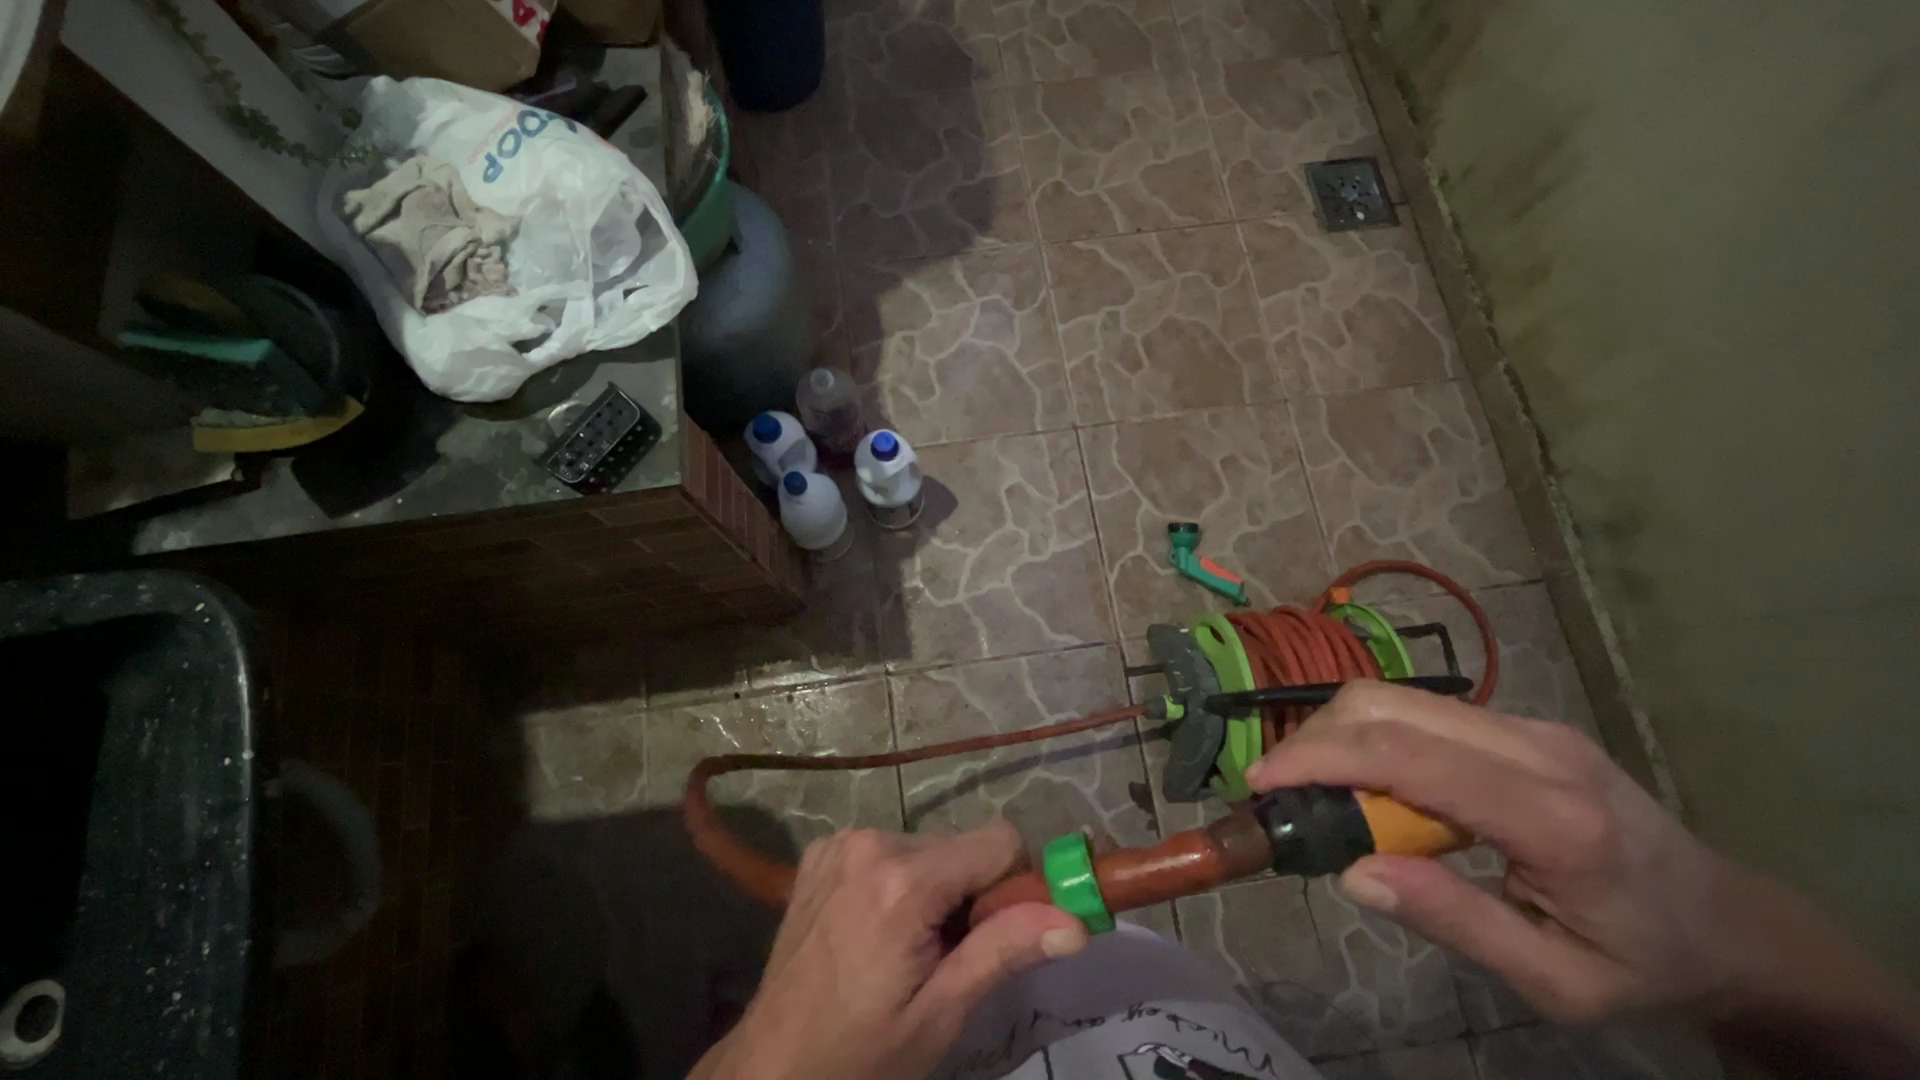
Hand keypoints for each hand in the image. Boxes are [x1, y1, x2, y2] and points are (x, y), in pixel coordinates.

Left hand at [693, 821, 1088, 1079]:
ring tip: (909, 948)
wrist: (771, 1068)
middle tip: (949, 955)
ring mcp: (840, 842)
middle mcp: (869, 842)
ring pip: (929, 847)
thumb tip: (1076, 920)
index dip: (1015, 884)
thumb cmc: (861, 1053)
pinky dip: (900, 881)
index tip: (1005, 931)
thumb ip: (1004, 952)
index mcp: (901, 880)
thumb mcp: (940, 1014)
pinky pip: (890, 850)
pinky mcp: (823, 851)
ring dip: (937, 888)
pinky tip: (878, 930)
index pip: (999, 840)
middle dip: (971, 893)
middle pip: (962, 846)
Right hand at [1244, 681, 1919, 1033]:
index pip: (1408, 757)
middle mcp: (1537, 748)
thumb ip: (1457, 922)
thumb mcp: (1557, 981)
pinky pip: (1421, 710)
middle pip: (1389, 706)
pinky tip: (1366, 781)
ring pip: (1397, 696)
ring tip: (1315, 789)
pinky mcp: (1520, 723)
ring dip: (1337, 733)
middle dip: (1314, 739)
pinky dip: (1371, 735)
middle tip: (1280, 791)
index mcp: (1552, 817)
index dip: (1322, 758)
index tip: (1261, 782)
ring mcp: (1530, 725)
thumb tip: (1354, 871)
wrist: (1728, 920)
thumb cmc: (1641, 961)